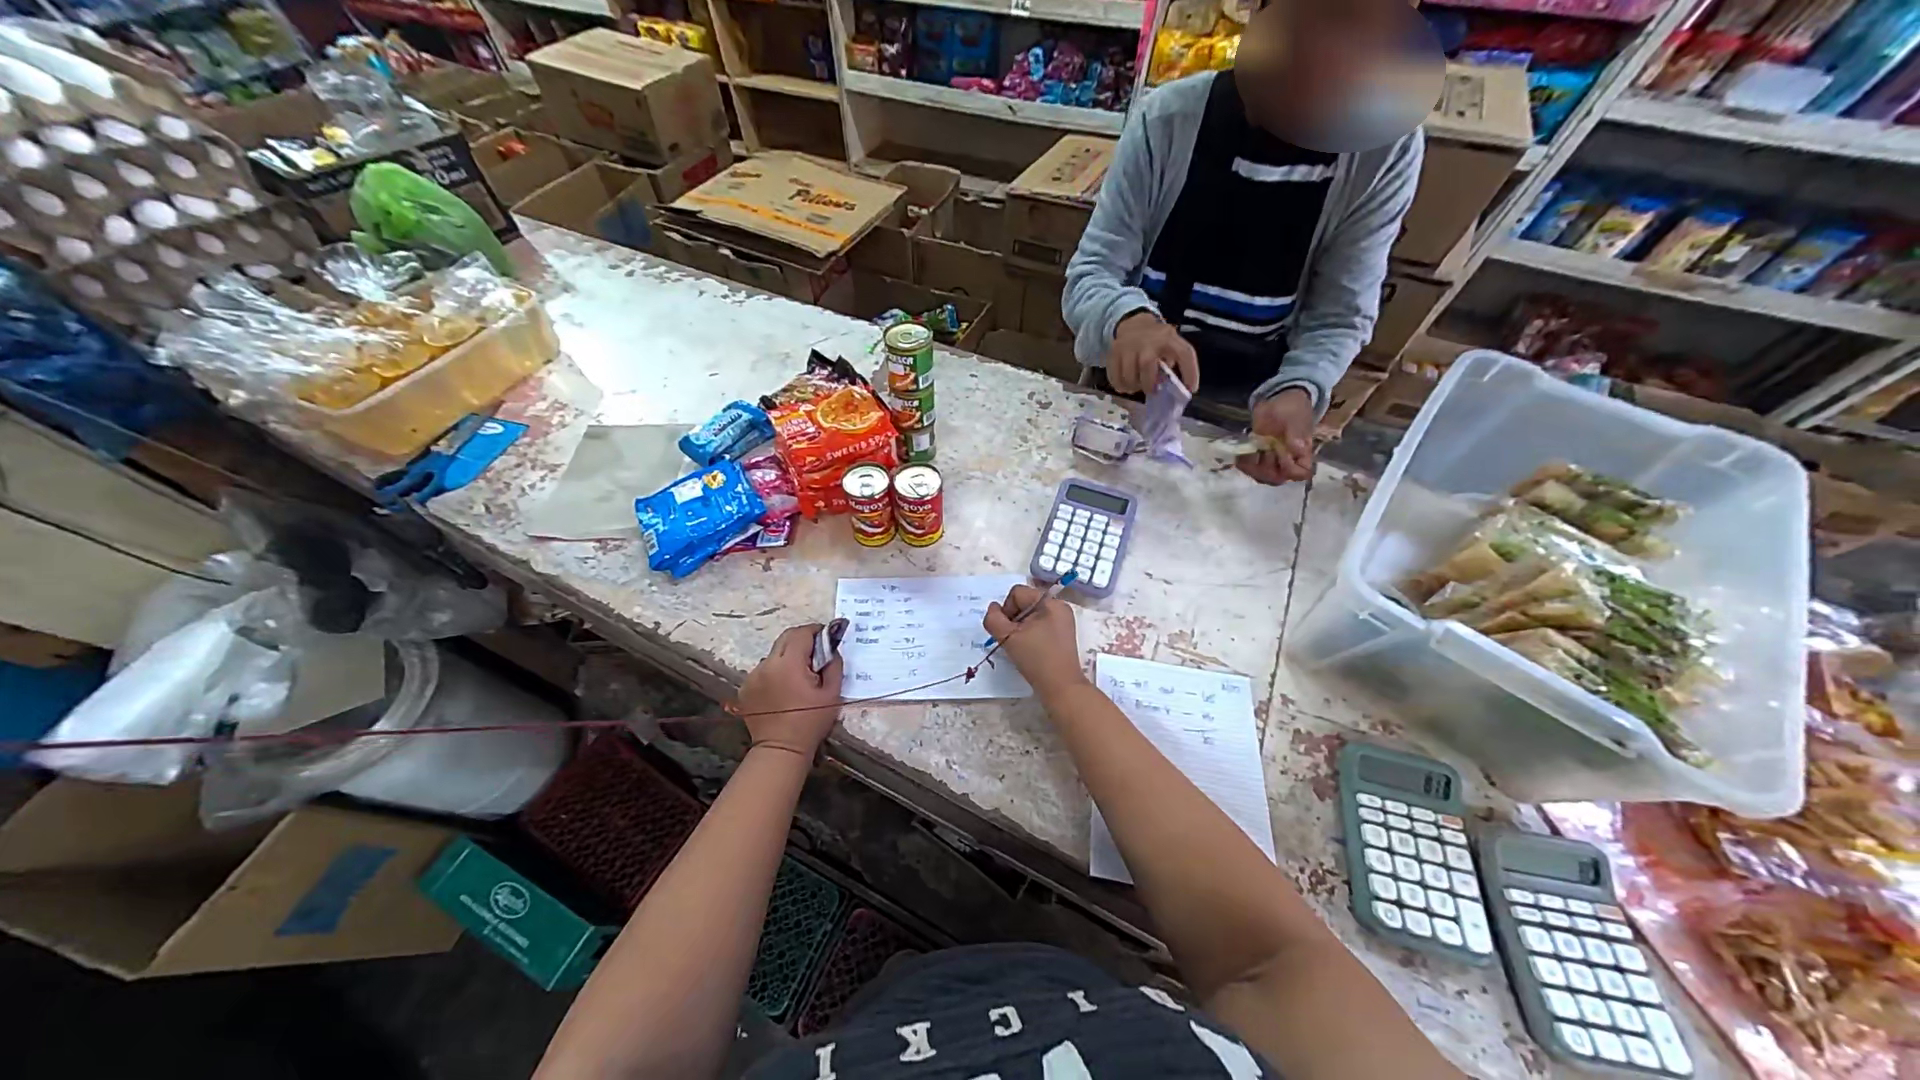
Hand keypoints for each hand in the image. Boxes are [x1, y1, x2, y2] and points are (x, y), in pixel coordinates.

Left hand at [735, 624, 842, 757]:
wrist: (782, 749)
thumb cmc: (811, 722)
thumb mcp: (832, 692)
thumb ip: (833, 664)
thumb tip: (831, 645)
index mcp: (789, 664)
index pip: (801, 633)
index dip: (815, 631)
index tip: (825, 638)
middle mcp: (767, 665)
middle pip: (785, 638)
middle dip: (801, 641)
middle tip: (815, 655)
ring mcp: (752, 676)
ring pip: (773, 654)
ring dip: (787, 658)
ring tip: (797, 677)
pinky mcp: (745, 688)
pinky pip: (763, 671)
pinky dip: (774, 673)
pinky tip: (783, 690)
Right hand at [982, 585, 1087, 697]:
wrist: (1061, 687)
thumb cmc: (1035, 659)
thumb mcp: (1008, 637)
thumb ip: (993, 619)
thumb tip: (994, 609)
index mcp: (1050, 602)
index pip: (1017, 593)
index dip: (1006, 610)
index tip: (1008, 631)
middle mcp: (1060, 606)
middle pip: (1025, 602)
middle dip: (1014, 618)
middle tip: (1013, 639)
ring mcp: (1063, 620)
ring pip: (1032, 614)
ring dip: (1021, 627)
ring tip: (1022, 645)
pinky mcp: (1063, 633)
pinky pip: (1041, 624)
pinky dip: (1031, 633)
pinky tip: (1030, 649)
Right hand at [1108, 311, 1198, 395]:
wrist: (1133, 324)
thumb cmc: (1156, 341)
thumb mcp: (1170, 344)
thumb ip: (1172, 362)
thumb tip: (1167, 385)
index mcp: (1168, 338)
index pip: (1184, 353)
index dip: (1190, 372)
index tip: (1191, 389)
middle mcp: (1147, 340)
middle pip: (1146, 365)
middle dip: (1149, 384)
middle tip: (1152, 391)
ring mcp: (1128, 346)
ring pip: (1128, 374)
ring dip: (1133, 387)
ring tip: (1137, 388)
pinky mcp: (1113, 353)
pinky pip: (1114, 376)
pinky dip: (1120, 385)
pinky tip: (1126, 386)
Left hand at [1238, 387, 1315, 485]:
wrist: (1279, 401)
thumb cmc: (1292, 410)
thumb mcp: (1294, 419)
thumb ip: (1295, 435)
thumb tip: (1298, 449)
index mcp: (1302, 454)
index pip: (1301, 473)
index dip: (1290, 471)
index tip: (1280, 455)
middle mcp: (1287, 461)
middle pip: (1277, 478)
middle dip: (1264, 470)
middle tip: (1256, 453)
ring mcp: (1272, 460)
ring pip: (1262, 475)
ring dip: (1251, 467)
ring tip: (1246, 453)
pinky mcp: (1259, 456)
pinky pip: (1251, 468)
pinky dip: (1244, 464)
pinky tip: (1239, 456)